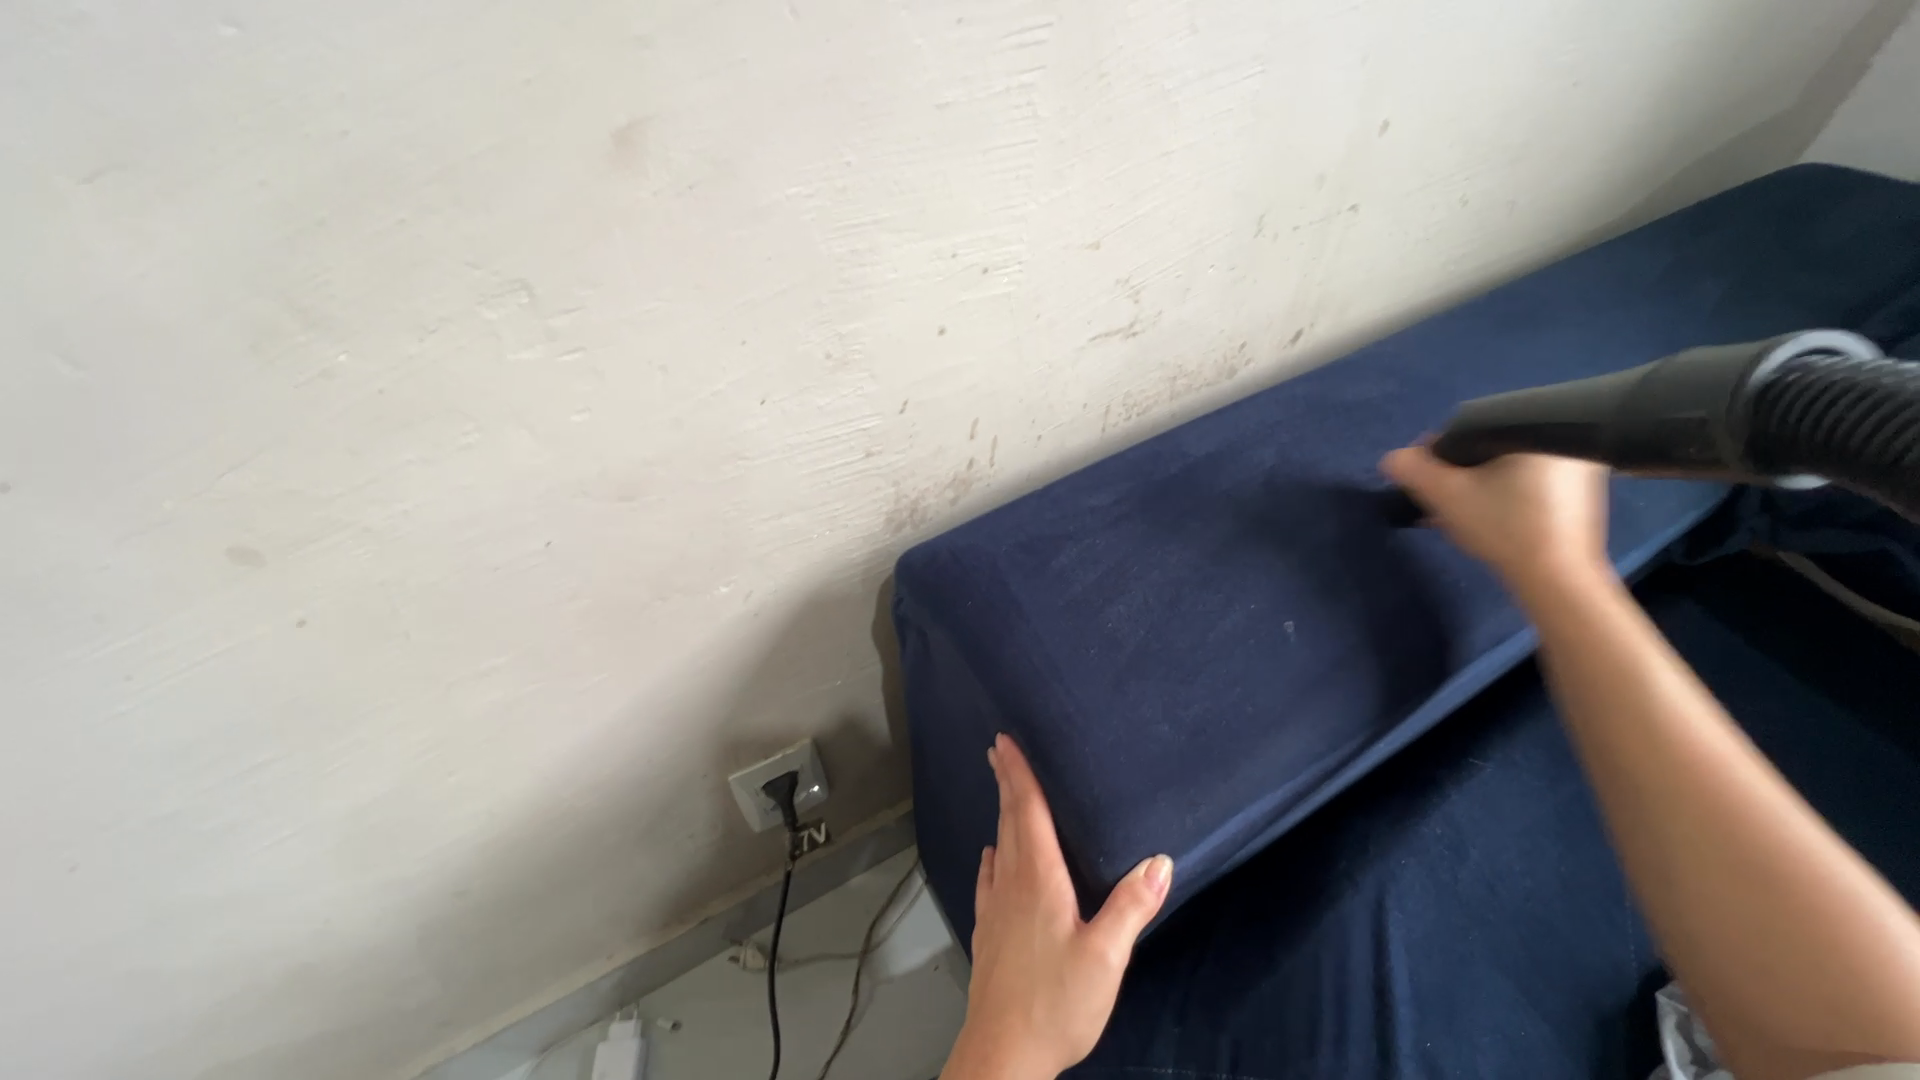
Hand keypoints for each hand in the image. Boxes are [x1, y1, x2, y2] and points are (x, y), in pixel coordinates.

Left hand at [942, 734, 1172, 1079]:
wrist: (1003, 1053)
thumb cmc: (1057, 1002)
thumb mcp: (1106, 957)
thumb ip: (1131, 907)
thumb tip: (1160, 860)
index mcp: (1039, 880)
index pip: (1026, 813)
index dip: (1018, 774)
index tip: (1004, 742)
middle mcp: (1012, 885)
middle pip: (1008, 821)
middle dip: (1005, 783)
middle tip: (997, 751)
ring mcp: (995, 909)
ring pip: (998, 846)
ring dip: (999, 813)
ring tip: (1001, 792)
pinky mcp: (988, 933)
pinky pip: (988, 880)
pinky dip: (991, 858)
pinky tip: (990, 857)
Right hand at [1381, 445, 1611, 595]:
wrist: (1556, 578)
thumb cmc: (1504, 527)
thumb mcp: (1444, 495)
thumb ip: (1411, 469)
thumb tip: (1393, 459)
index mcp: (1537, 429)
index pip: (1470, 429)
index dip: (1437, 453)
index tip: (1422, 480)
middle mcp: (1564, 441)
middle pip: (1490, 450)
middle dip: (1457, 473)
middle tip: (1438, 500)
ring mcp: (1579, 469)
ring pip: (1508, 468)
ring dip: (1477, 485)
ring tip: (1456, 511)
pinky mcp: (1581, 495)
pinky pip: (1528, 483)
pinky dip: (1502, 494)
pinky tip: (1486, 516)